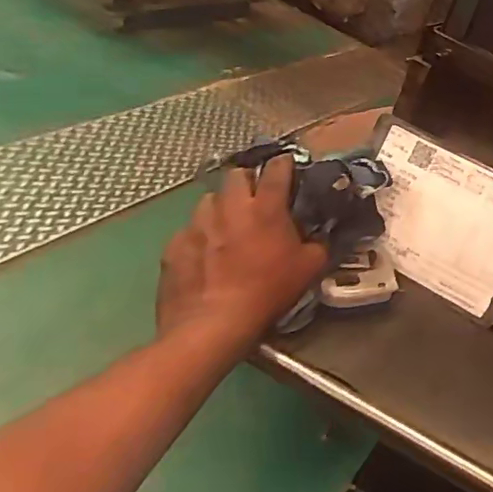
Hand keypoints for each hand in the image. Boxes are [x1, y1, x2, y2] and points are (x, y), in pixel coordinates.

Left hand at [157, 154, 327, 357]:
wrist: (211, 327)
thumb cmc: (267, 292)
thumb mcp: (310, 267)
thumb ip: (318, 243)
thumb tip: (319, 236)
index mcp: (266, 207)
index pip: (276, 168)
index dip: (284, 164)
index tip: (288, 168)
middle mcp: (230, 207)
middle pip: (236, 174)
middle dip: (247, 181)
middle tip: (255, 199)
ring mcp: (197, 225)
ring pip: (209, 200)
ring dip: (221, 207)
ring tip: (227, 226)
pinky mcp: (174, 247)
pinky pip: (188, 230)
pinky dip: (199, 236)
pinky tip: (205, 255)